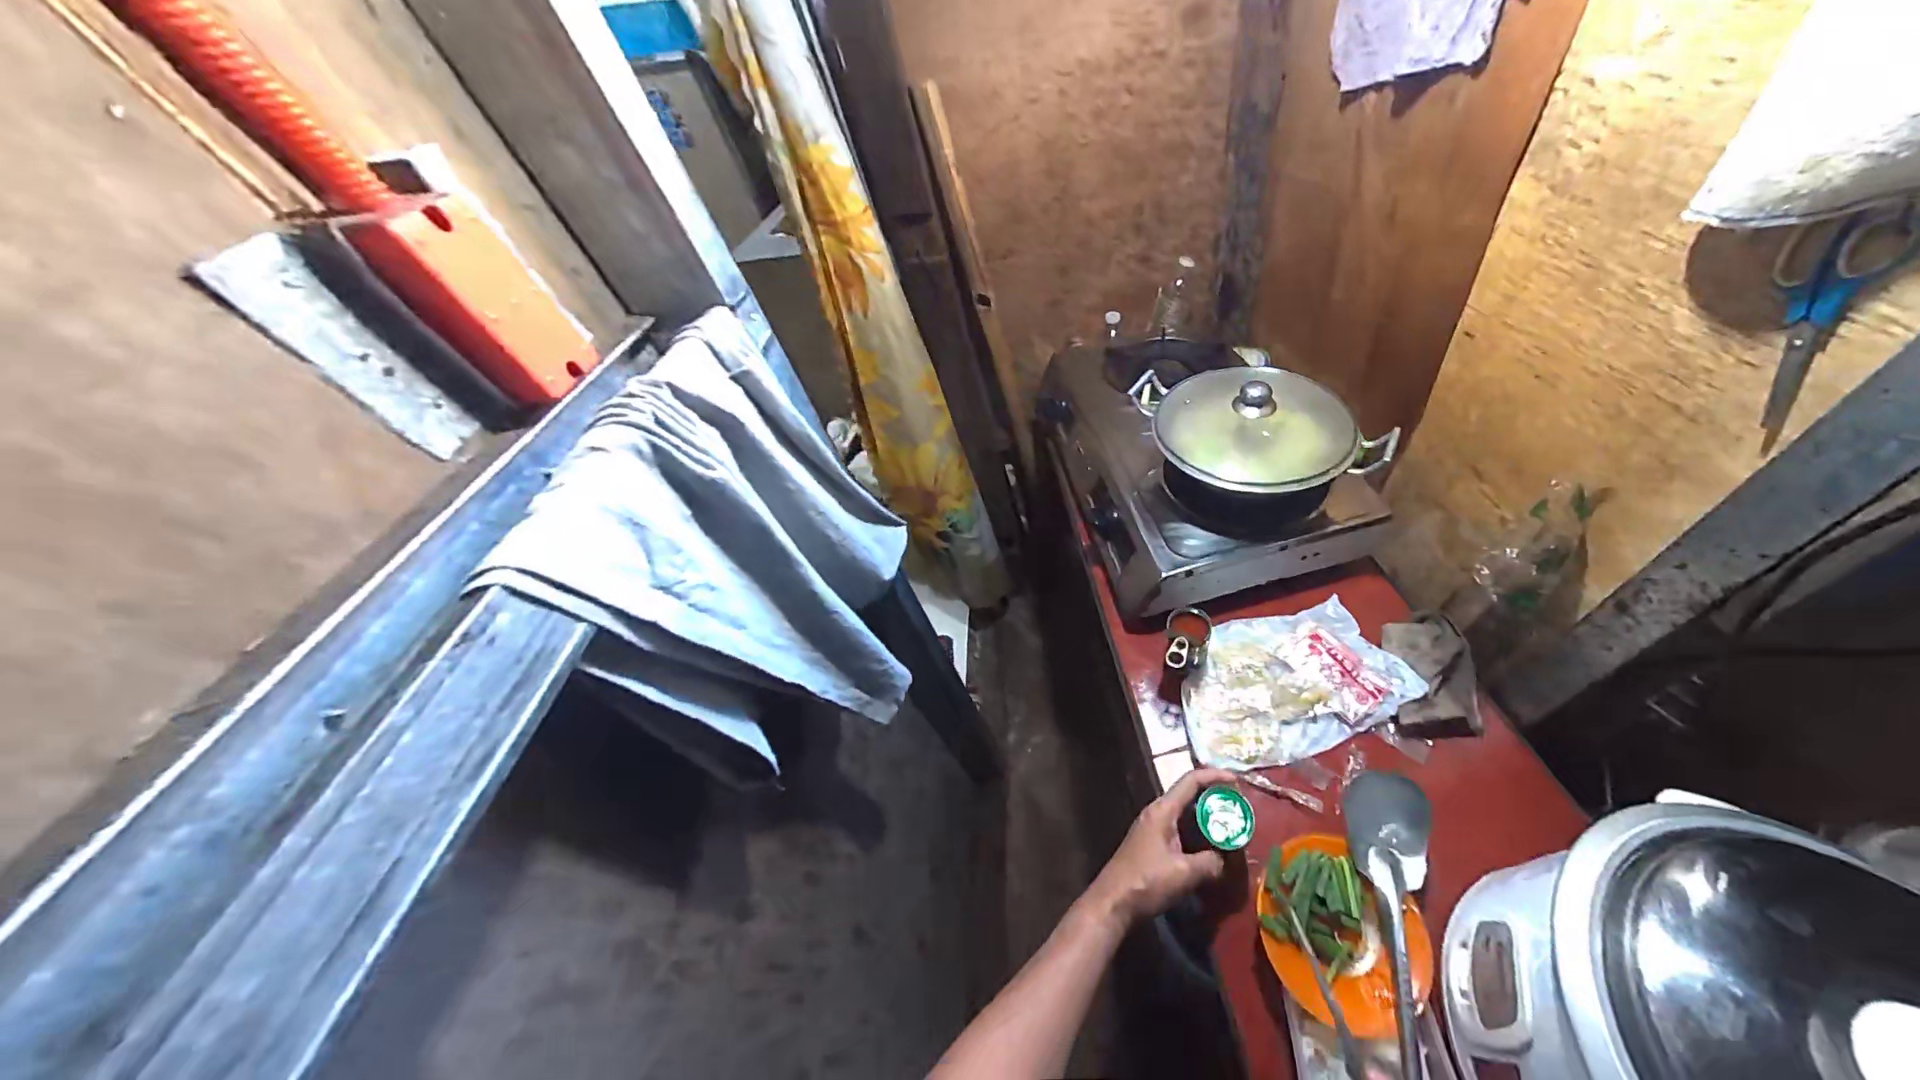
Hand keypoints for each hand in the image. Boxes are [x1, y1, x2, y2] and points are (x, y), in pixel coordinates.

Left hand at [1081, 768, 1239, 927]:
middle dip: (1215, 800)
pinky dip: (1199, 835)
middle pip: (1190, 796)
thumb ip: (1210, 862)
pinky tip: (1213, 850)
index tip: (1238, 779)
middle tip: (1240, 810)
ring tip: (1233, 829)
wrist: (1114, 901)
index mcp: (1163, 810)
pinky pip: (1181, 831)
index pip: (1191, 781)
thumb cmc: (1147, 881)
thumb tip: (1225, 859)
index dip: (1215, 776)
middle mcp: (1157, 813)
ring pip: (1186, 816)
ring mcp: (1154, 828)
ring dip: (1208, 820)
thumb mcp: (1185, 873)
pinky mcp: (1153, 844)